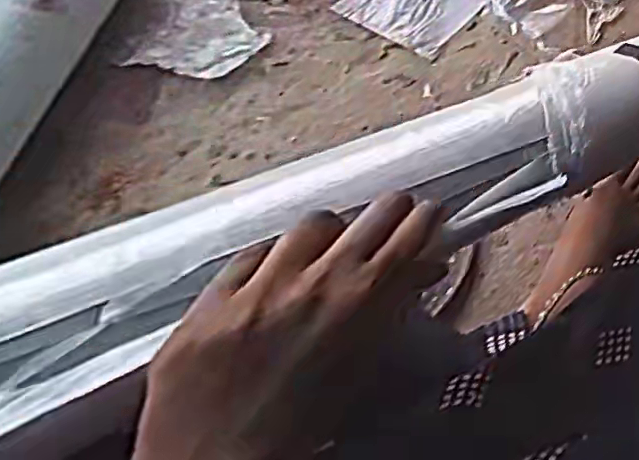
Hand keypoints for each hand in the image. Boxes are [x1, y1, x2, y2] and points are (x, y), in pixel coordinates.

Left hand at [134, 194, 445, 459]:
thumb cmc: (299, 429)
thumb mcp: (366, 363)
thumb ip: (397, 306)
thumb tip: (427, 267)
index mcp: (365, 299)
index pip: (416, 225)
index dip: (429, 216)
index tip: (429, 217)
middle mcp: (319, 283)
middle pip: (378, 209)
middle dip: (392, 213)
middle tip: (390, 224)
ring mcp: (260, 292)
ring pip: (315, 223)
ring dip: (330, 234)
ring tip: (325, 253)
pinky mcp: (209, 307)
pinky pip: (252, 255)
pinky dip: (269, 261)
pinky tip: (272, 280)